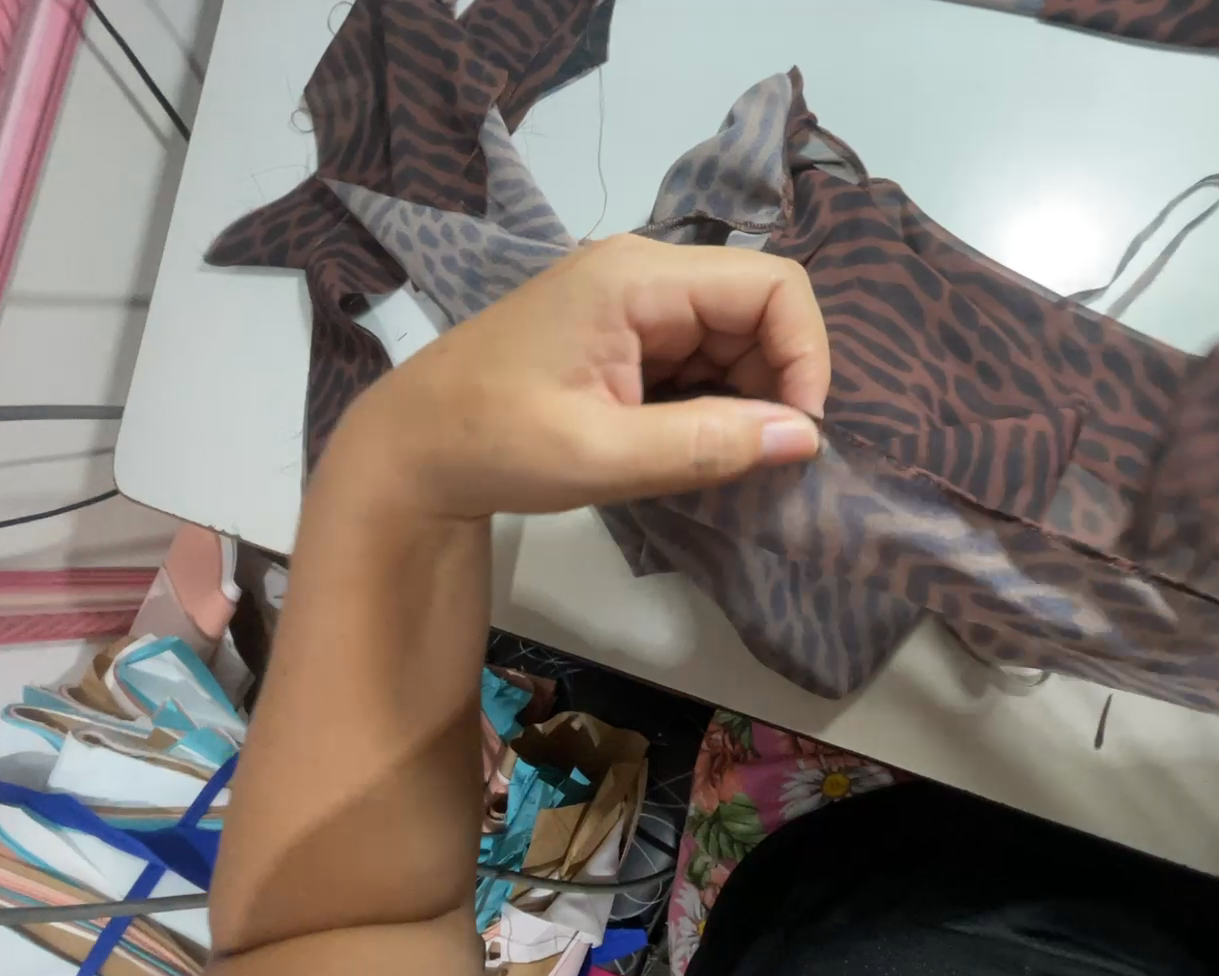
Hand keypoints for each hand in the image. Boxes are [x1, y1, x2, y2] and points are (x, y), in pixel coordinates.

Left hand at [325, 235, 829, 518]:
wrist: (413, 451)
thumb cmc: (492, 443)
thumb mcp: (600, 454)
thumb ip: (705, 445)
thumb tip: (804, 438)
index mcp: (638, 277)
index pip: (772, 285)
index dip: (805, 354)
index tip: (797, 434)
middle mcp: (644, 275)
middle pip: (757, 308)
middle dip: (778, 382)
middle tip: (760, 457)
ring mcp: (634, 306)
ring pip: (735, 337)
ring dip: (749, 398)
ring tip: (723, 456)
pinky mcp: (627, 338)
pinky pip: (701, 359)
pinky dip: (717, 403)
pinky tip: (696, 443)